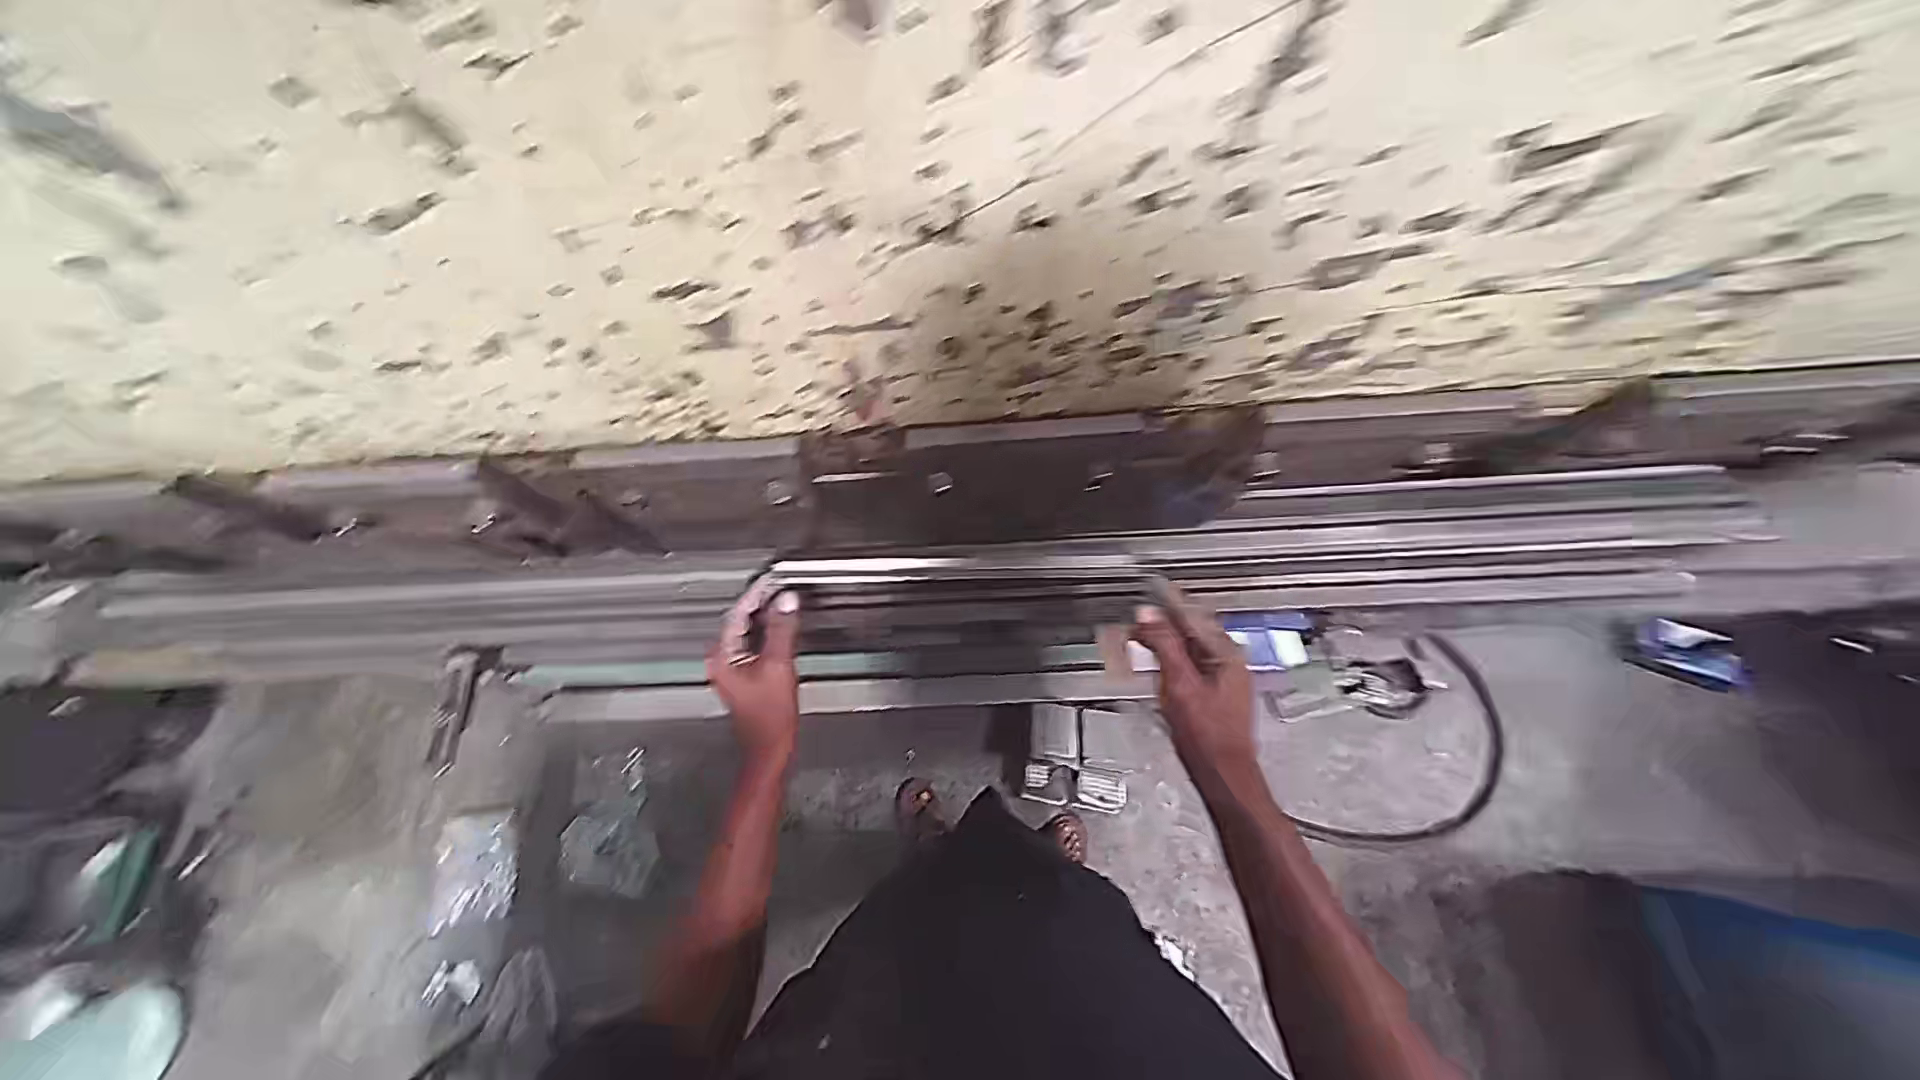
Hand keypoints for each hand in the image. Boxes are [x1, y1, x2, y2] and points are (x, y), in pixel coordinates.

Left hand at [707, 583, 801, 766]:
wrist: (771, 747)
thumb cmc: (769, 718)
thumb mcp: (779, 666)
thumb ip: (783, 630)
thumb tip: (786, 602)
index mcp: (722, 657)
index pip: (737, 614)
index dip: (756, 595)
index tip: (770, 581)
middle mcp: (722, 661)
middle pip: (741, 621)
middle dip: (761, 603)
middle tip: (779, 586)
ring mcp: (732, 669)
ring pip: (749, 632)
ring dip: (767, 617)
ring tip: (783, 601)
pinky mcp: (745, 674)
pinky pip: (755, 644)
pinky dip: (769, 632)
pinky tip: (782, 626)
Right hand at [1132, 590, 1255, 769]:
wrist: (1222, 774)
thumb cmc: (1209, 736)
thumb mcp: (1179, 684)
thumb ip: (1164, 646)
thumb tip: (1149, 617)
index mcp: (1227, 655)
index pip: (1194, 617)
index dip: (1168, 604)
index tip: (1152, 593)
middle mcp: (1229, 665)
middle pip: (1191, 633)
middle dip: (1161, 626)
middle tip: (1137, 623)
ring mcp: (1223, 681)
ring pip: (1189, 651)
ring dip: (1163, 645)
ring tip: (1141, 641)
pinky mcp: (1213, 696)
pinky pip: (1188, 668)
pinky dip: (1169, 662)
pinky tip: (1156, 667)